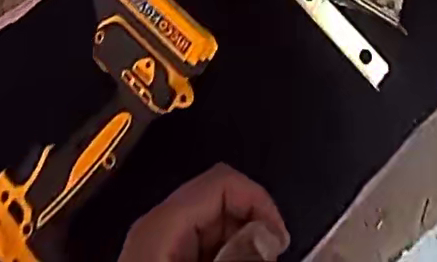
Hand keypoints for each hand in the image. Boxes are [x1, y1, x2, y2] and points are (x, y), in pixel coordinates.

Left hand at [117, 164, 289, 261]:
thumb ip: (238, 257)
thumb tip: (271, 236)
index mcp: (163, 224)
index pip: (223, 181)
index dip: (258, 202)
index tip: (279, 242)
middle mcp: (158, 228)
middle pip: (220, 202)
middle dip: (251, 228)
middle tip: (268, 261)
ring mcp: (157, 249)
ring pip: (214, 227)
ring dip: (240, 247)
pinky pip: (202, 249)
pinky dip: (223, 257)